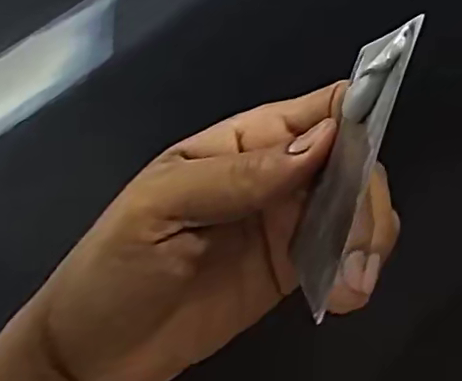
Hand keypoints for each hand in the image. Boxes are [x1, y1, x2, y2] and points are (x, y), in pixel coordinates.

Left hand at [0, 82, 399, 380]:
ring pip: (359, 202)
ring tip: (354, 283)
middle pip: (355, 156)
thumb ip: (241, 174)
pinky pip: (346, 250)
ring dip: (370, 233)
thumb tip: (323, 140)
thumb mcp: (164, 205)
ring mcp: (293, 218)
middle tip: (358, 247)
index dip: (358, 113)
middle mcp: (284, 169)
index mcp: (253, 138)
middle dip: (367, 195)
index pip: (323, 106)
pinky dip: (360, 264)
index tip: (366, 152)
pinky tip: (348, 294)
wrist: (91, 358)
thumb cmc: (116, 262)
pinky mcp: (297, 265)